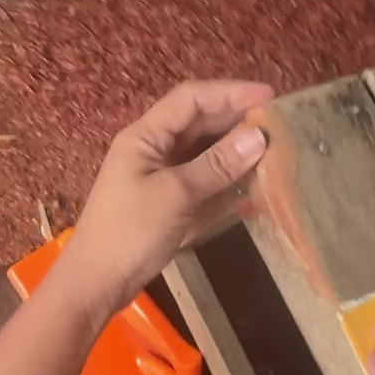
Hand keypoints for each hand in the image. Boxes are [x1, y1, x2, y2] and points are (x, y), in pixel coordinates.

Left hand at [51, 81, 272, 323]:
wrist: (96, 281)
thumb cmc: (130, 232)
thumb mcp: (177, 195)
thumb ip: (217, 165)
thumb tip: (259, 136)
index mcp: (144, 137)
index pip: (190, 99)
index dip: (230, 92)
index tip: (270, 96)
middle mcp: (151, 149)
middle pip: (197, 122)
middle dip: (235, 119)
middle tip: (278, 124)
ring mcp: (157, 176)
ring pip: (201, 151)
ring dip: (233, 148)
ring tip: (272, 148)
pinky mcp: (164, 201)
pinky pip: (200, 178)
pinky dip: (224, 176)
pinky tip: (250, 180)